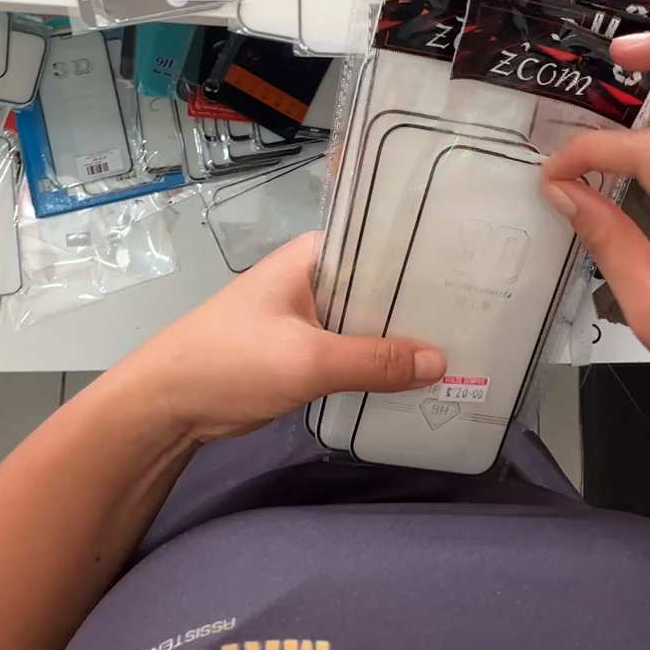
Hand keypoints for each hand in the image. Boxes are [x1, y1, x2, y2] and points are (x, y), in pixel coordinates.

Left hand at [106, 232, 446, 442]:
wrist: (167, 405)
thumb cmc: (231, 361)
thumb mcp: (307, 359)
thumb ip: (374, 360)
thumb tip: (441, 362)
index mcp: (314, 256)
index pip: (381, 244)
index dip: (425, 259)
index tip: (475, 275)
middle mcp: (316, 277)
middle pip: (380, 285)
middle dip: (421, 304)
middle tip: (482, 317)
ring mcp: (309, 315)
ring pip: (367, 320)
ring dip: (401, 337)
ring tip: (463, 348)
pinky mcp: (304, 350)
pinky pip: (352, 349)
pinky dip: (378, 362)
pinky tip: (417, 377)